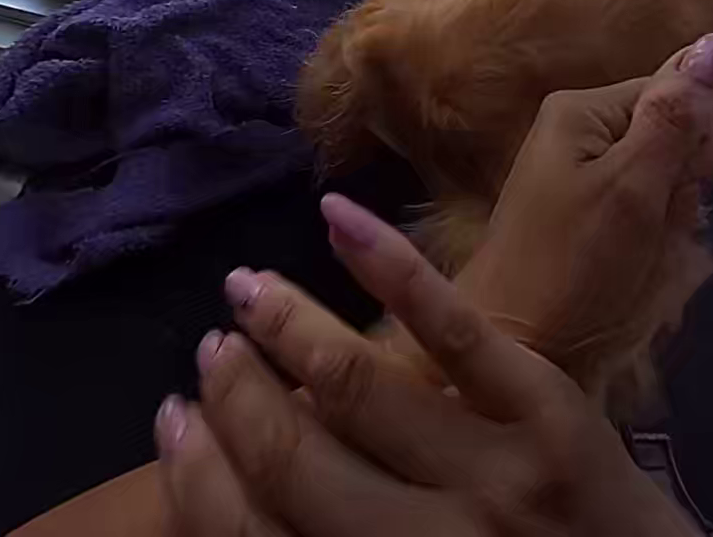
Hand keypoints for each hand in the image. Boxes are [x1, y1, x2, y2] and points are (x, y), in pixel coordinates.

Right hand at [154, 196, 700, 536]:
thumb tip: (254, 494)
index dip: (198, 480)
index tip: (171, 420)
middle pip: (299, 459)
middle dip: (238, 396)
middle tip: (212, 344)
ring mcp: (488, 474)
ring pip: (358, 385)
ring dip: (288, 327)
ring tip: (246, 287)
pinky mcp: (541, 408)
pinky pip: (449, 326)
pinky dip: (384, 263)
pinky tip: (335, 217)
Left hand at [455, 32, 712, 383]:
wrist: (520, 340)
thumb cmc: (575, 266)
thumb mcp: (635, 189)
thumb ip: (675, 117)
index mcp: (580, 109)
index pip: (673, 94)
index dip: (693, 145)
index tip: (677, 188)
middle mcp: (575, 127)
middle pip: (668, 133)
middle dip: (679, 181)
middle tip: (652, 223)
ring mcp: (576, 166)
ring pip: (661, 172)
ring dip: (669, 211)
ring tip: (638, 246)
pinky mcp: (582, 202)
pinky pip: (640, 200)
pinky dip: (650, 229)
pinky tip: (631, 257)